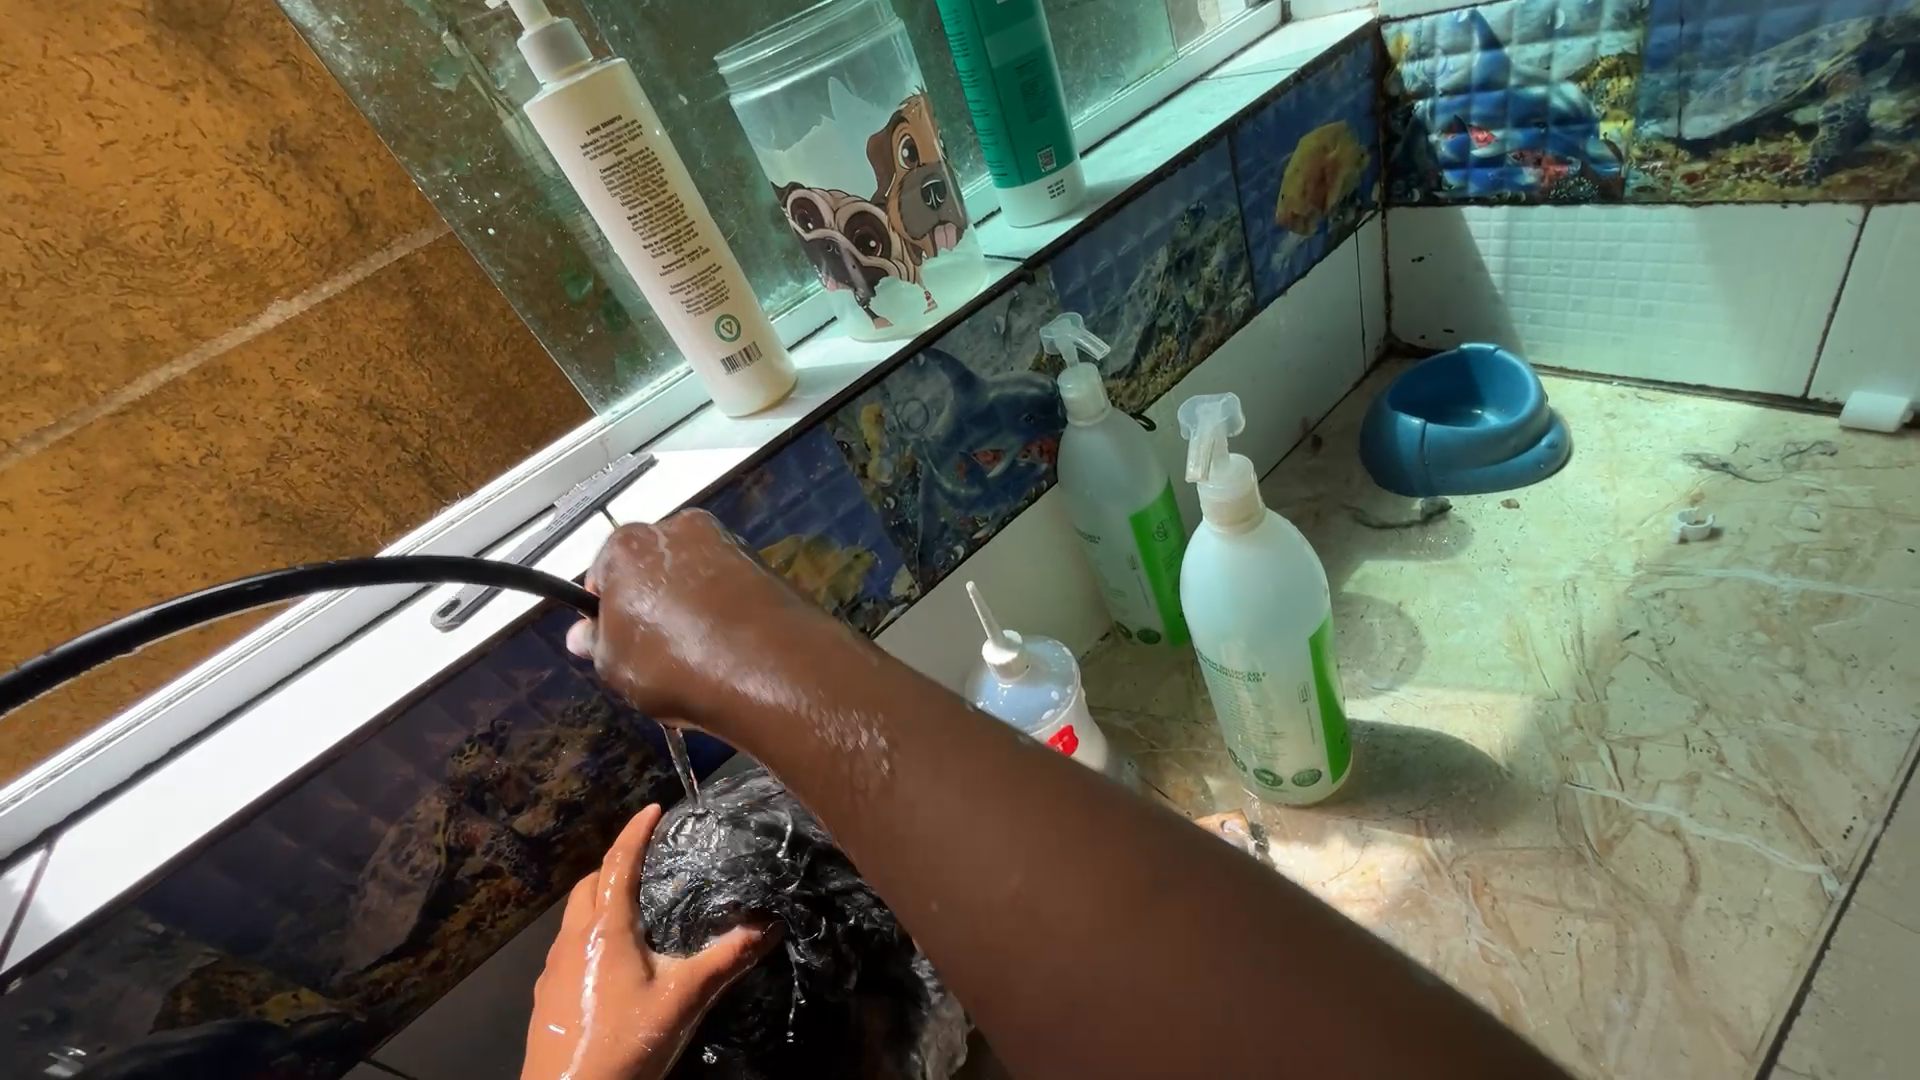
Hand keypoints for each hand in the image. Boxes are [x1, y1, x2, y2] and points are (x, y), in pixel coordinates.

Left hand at [521, 805, 778, 1079]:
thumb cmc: (625, 1043)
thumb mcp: (686, 998)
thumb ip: (729, 957)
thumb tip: (772, 924)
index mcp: (605, 928)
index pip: (618, 862)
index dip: (636, 831)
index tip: (654, 808)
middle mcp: (572, 940)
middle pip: (589, 883)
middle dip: (616, 861)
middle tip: (649, 856)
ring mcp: (554, 971)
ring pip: (575, 914)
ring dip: (601, 895)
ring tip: (636, 901)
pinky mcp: (547, 999)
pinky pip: (568, 944)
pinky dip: (591, 929)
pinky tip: (615, 957)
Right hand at [565, 511, 871, 733]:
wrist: (772, 667)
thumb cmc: (674, 663)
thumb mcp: (614, 665)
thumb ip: (597, 643)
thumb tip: (584, 634)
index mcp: (632, 543)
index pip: (604, 571)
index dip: (607, 610)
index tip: (615, 641)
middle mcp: (682, 529)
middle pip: (655, 568)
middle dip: (653, 604)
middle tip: (658, 653)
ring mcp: (731, 544)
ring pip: (697, 578)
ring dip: (694, 608)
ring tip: (700, 658)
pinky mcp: (768, 566)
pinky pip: (733, 590)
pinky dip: (729, 612)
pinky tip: (732, 650)